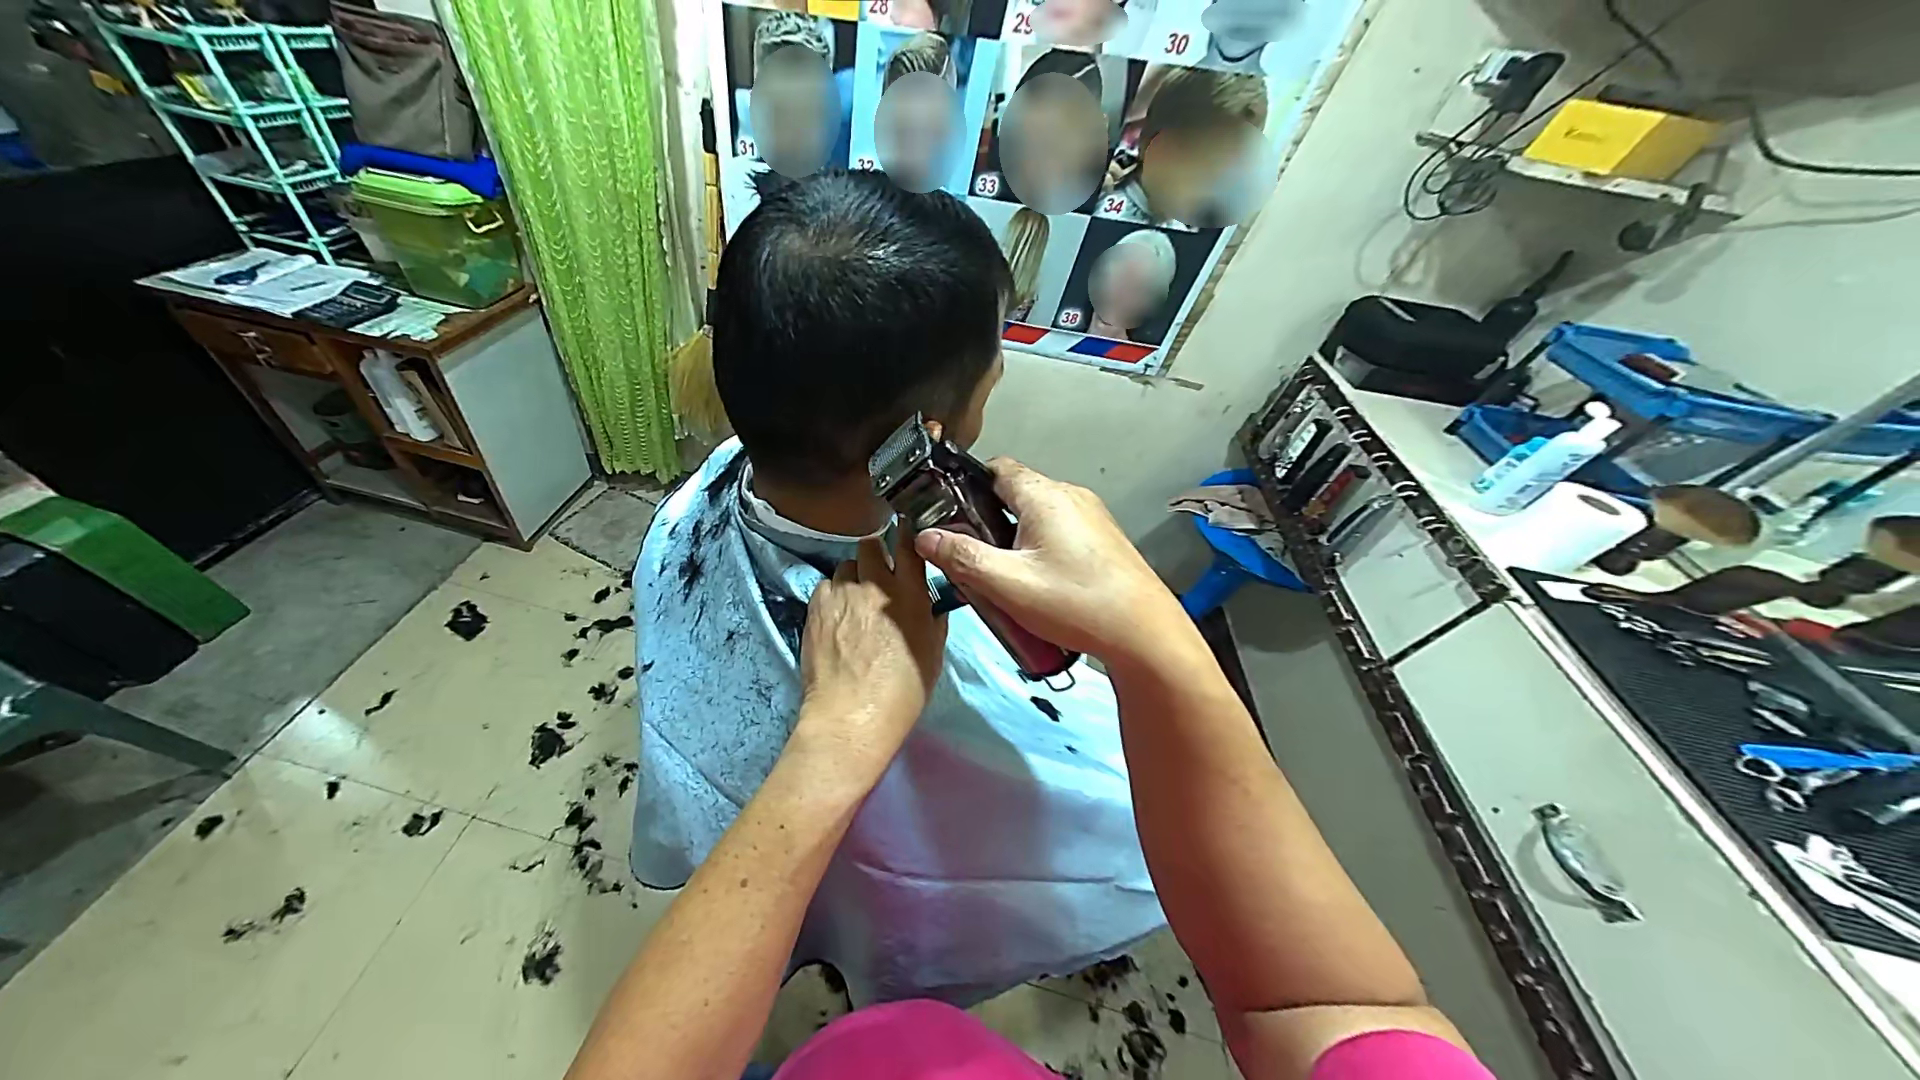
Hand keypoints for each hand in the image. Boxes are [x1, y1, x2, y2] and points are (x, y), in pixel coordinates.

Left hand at [795, 531, 946, 773]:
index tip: (907, 532)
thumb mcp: (933, 654)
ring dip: (853, 576)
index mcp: (910, 594)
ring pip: (846, 565)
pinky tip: (836, 615)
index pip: (909, 545)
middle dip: (876, 553)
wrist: (852, 716)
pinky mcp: (816, 606)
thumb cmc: (903, 692)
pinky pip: (825, 586)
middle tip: (879, 574)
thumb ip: (932, 619)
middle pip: (871, 544)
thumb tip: (929, 603)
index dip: (908, 534)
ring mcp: (841, 593)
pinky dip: (833, 594)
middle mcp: (875, 585)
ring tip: (855, 600)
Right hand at [914, 458, 1184, 668]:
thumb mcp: (1007, 583)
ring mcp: (1092, 518)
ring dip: (1014, 543)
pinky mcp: (1103, 541)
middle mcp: (1070, 497)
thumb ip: (962, 557)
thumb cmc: (1077, 603)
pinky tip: (1039, 588)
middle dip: (988, 524)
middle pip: (1015, 495)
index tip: (951, 515)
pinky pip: (1060, 535)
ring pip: (1037, 518)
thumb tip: (926, 537)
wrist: (1143, 634)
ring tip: (1006, 581)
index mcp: (1044, 496)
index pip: (996, 468)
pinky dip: (1040, 553)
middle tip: (976, 560)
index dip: (967, 486)